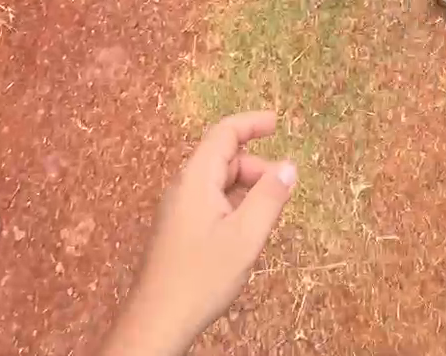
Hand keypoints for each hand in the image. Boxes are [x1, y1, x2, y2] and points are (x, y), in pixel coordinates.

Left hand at [99, 111, 297, 355]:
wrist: (156, 323)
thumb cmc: (201, 278)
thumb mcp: (245, 237)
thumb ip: (269, 197)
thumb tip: (290, 165)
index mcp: (196, 177)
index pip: (225, 132)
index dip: (252, 123)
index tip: (277, 123)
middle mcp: (184, 185)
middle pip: (223, 157)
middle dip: (256, 165)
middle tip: (282, 188)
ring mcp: (178, 206)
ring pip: (218, 181)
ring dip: (246, 187)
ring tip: (267, 213)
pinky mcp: (178, 227)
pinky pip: (210, 199)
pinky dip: (233, 202)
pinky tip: (245, 229)